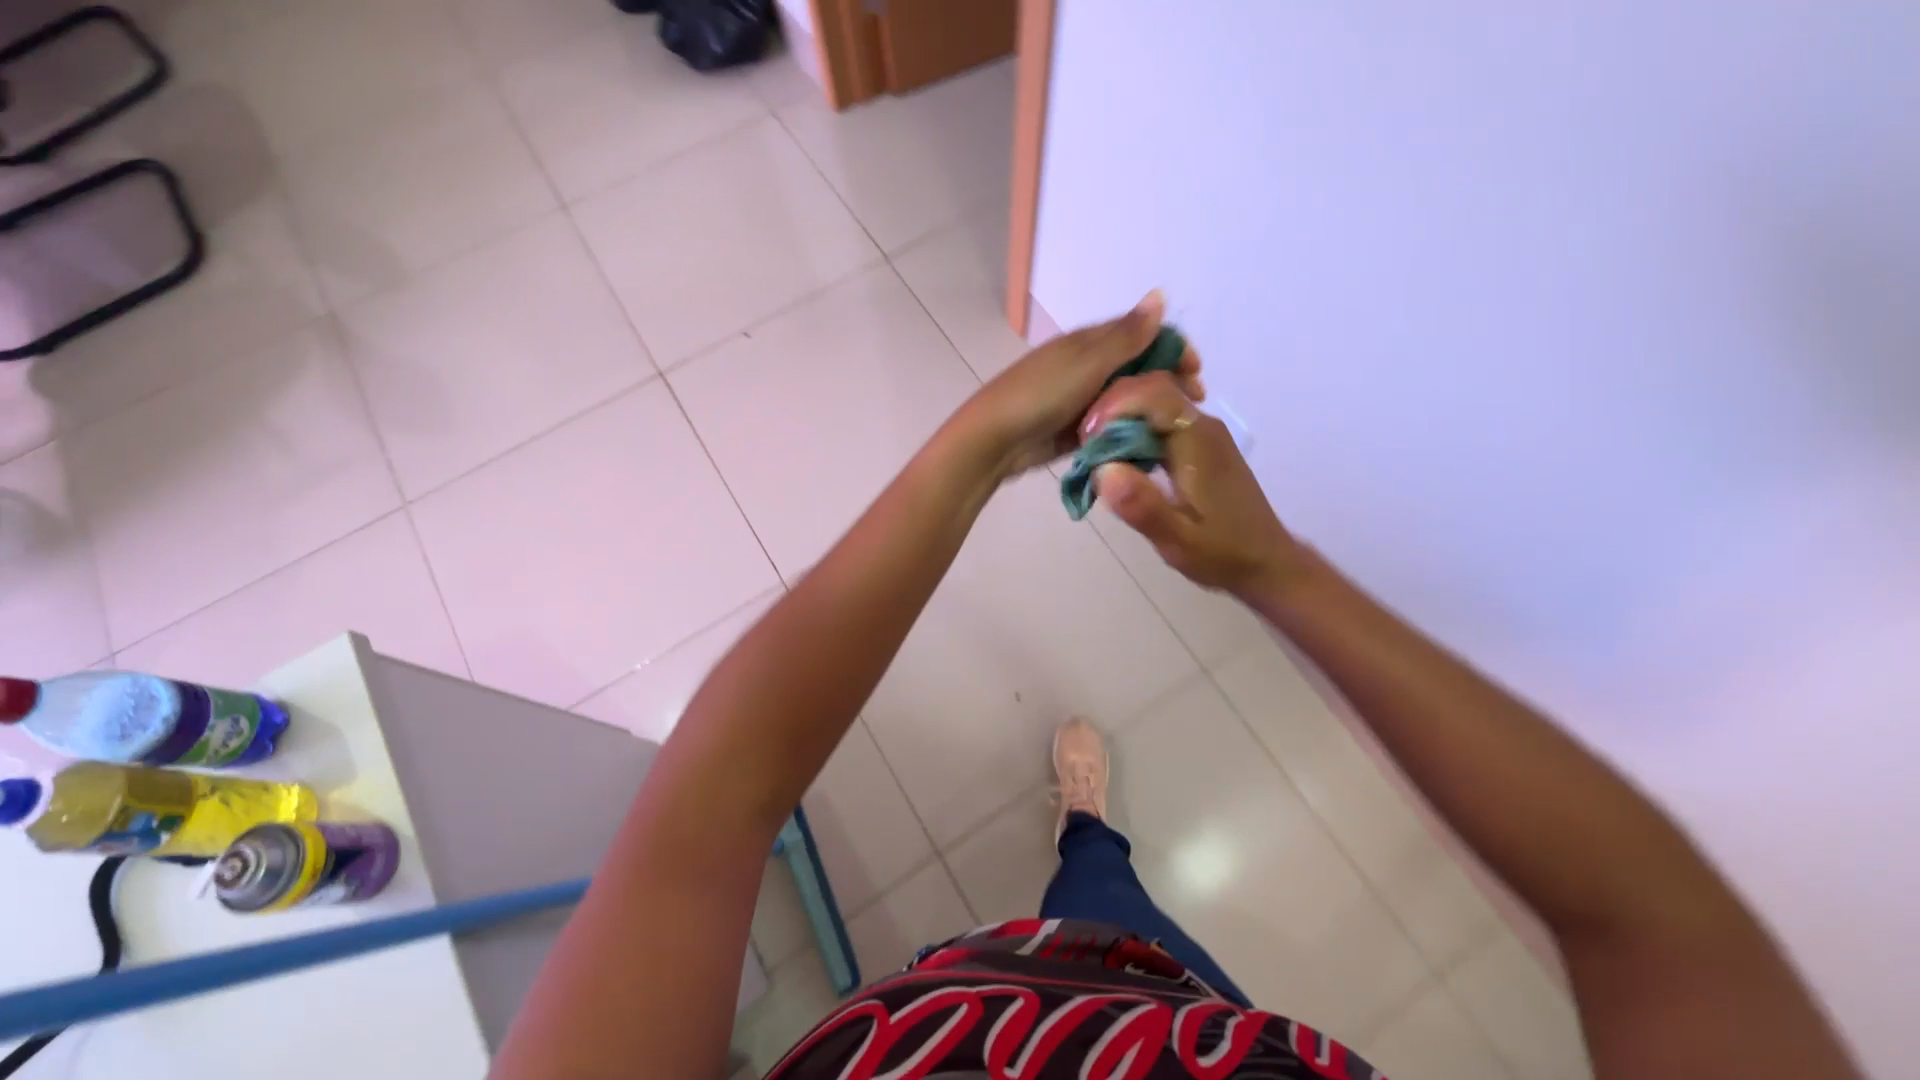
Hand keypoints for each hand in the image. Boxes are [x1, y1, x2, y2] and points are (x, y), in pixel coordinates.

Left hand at [948, 290, 1202, 479]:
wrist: (995, 440)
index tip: (1197, 372)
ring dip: (1152, 407)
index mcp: (1089, 342)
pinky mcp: (1076, 430)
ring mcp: (1081, 399)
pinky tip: (1150, 443)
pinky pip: (1112, 425)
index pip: (1142, 334)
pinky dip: (1130, 429)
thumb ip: (1126, 336)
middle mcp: (1088, 366)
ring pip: (1127, 398)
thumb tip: (1160, 295)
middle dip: (1168, 381)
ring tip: (1176, 426)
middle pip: (1138, 367)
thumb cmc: (1041, 394)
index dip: (1173, 347)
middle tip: (1193, 405)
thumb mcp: (1088, 362)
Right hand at [1082, 371, 1304, 596]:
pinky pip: (1162, 421)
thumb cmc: (1222, 553)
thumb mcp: (1178, 541)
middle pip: (1150, 391)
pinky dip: (1135, 432)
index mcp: (1197, 440)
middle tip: (1085, 448)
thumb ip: (1142, 506)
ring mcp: (1204, 433)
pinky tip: (1120, 461)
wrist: (1267, 564)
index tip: (1087, 439)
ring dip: (1120, 420)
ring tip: (1096, 454)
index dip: (1112, 406)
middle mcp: (1203, 426)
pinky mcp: (1201, 445)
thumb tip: (1104, 470)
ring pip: (1155, 403)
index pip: (1151, 393)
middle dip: (1111, 410)